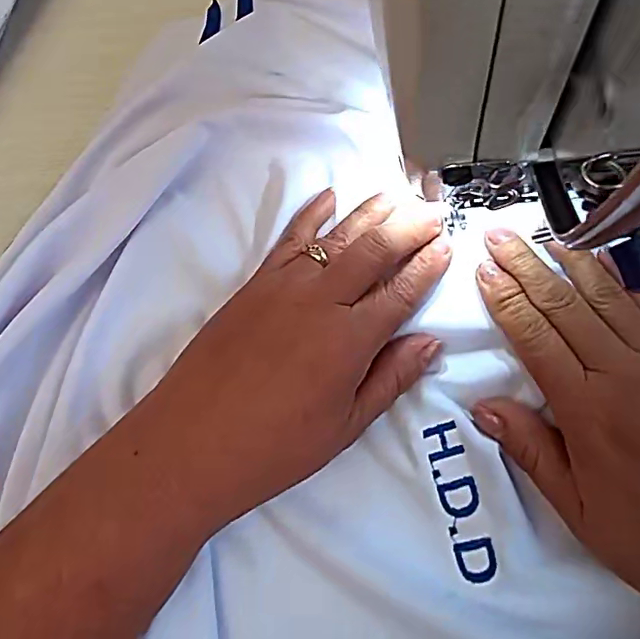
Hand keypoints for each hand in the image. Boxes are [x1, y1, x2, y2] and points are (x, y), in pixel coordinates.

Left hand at [119, 189, 450, 528]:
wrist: (193, 438)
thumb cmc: (275, 445)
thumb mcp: (346, 426)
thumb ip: (391, 378)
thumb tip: (430, 342)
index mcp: (350, 340)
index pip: (401, 291)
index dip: (427, 265)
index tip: (446, 244)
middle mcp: (322, 301)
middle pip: (375, 250)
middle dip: (409, 226)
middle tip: (432, 209)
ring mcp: (286, 284)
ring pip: (338, 236)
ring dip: (369, 212)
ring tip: (394, 194)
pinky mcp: (257, 280)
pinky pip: (291, 237)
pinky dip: (311, 213)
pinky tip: (328, 197)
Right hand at [471, 231, 639, 638]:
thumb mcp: (584, 514)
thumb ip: (532, 452)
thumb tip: (484, 407)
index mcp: (589, 410)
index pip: (534, 337)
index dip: (504, 299)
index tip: (483, 270)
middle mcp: (624, 373)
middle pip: (563, 305)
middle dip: (525, 265)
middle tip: (499, 235)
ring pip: (606, 296)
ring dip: (570, 261)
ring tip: (542, 235)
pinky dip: (626, 278)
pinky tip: (606, 259)